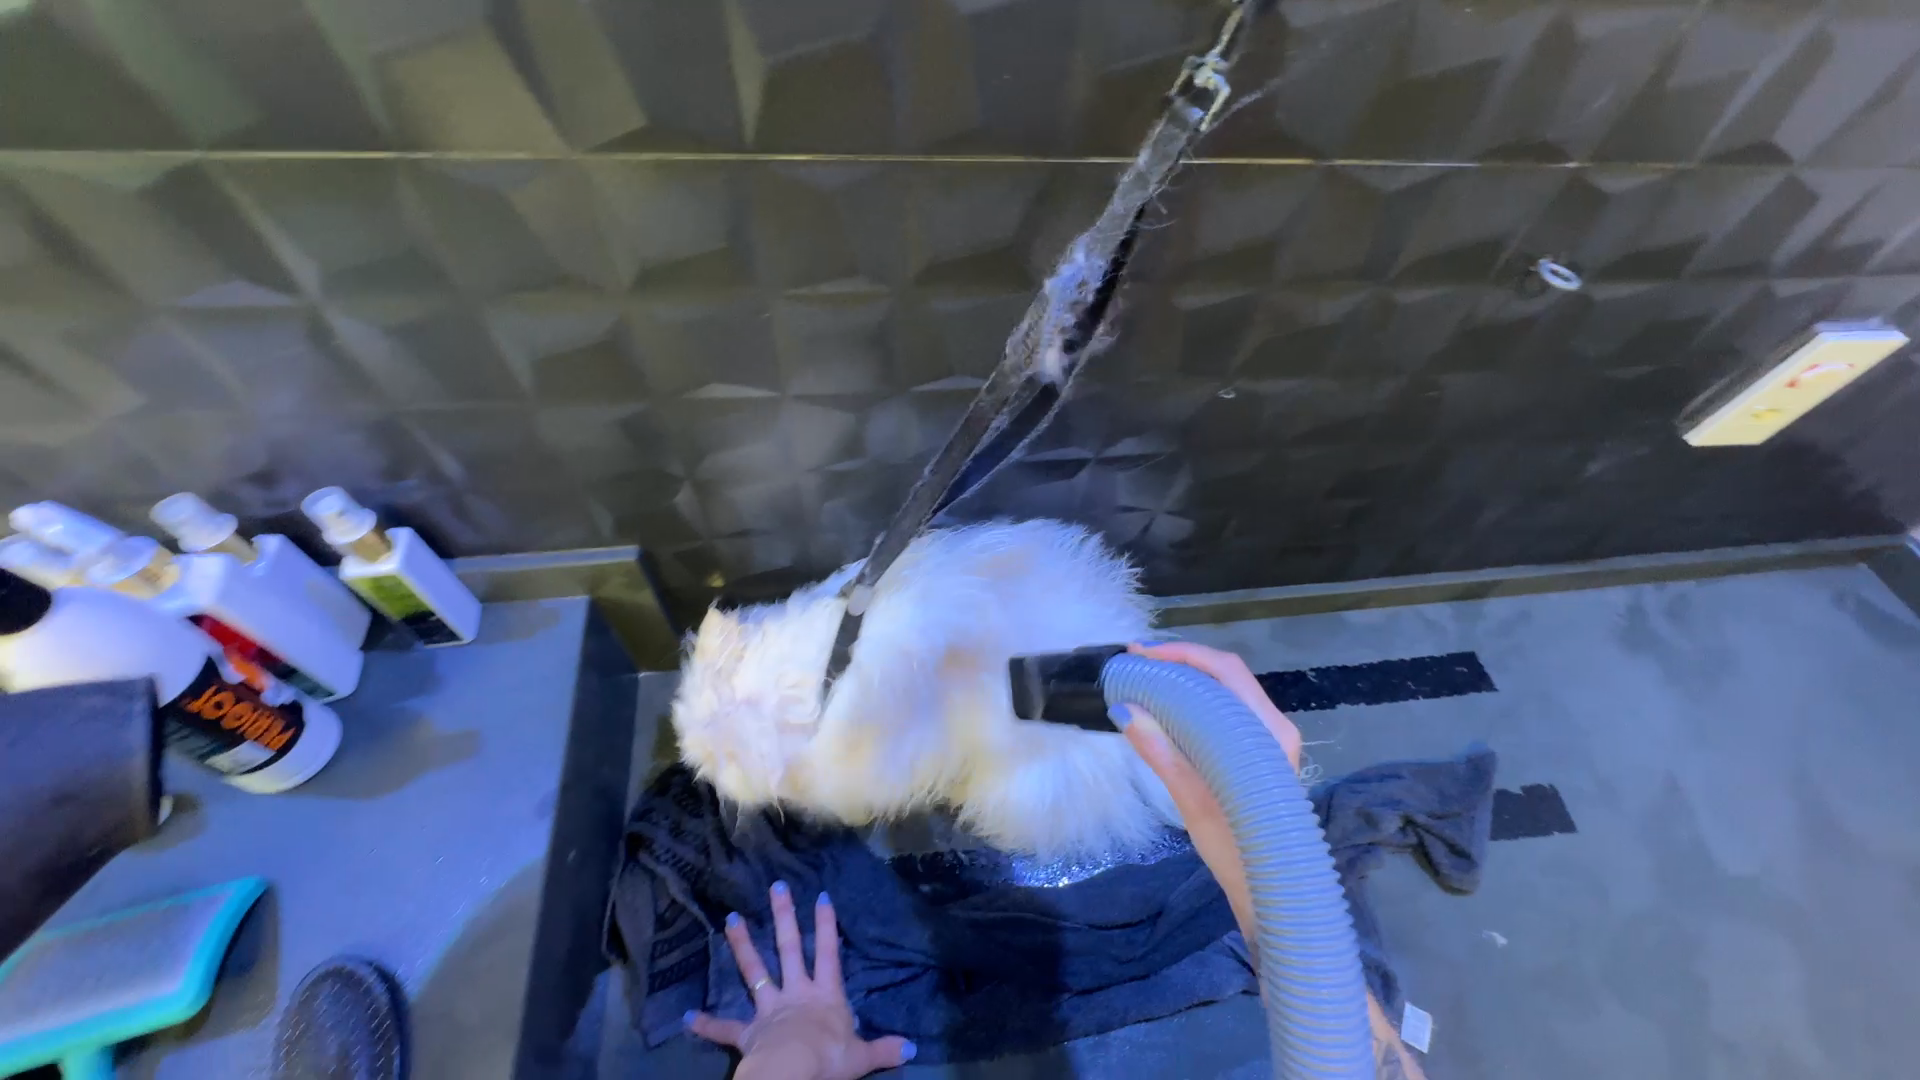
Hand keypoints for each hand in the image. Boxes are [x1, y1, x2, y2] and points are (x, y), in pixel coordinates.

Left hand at [686, 882, 915, 1079]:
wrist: (791, 1076)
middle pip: (790, 948)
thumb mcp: (861, 1058)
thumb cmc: (828, 1062)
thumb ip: (884, 1050)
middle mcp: (796, 994)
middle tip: (776, 886)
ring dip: (743, 946)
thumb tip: (913, 1047)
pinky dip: (707, 1024)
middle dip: (784, 916)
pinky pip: (725, 1029)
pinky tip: (688, 1017)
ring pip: (755, 972)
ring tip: (730, 920)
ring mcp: (769, 1011)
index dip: (826, 926)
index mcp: (825, 996)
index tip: (821, 895)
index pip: (828, 953)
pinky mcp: (748, 1034)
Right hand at [1113, 642, 1302, 950]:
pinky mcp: (1260, 750)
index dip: (1182, 655)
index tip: (1140, 654)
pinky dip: (1196, 698)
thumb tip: (1124, 710)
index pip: (1226, 671)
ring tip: (1146, 677)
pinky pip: (1227, 708)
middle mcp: (1274, 726)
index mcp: (1266, 733)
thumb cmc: (1236, 850)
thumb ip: (1162, 754)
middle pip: (1227, 673)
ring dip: (1187, 678)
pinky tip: (1169, 705)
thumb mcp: (1193, 802)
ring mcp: (1269, 738)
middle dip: (1180, 661)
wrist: (1271, 892)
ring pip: (1226, 689)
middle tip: (1136, 661)